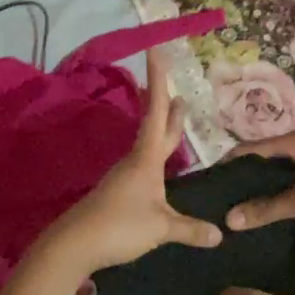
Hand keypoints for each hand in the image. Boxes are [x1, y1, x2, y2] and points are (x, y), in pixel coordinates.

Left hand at [40, 49, 223, 273]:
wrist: (75, 244)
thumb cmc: (120, 226)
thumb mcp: (161, 228)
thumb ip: (190, 230)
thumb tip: (219, 234)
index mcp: (146, 160)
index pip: (157, 114)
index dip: (160, 82)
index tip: (157, 51)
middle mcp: (134, 163)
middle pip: (153, 128)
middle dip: (166, 109)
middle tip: (178, 91)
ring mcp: (123, 178)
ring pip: (147, 149)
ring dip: (161, 134)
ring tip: (172, 124)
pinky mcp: (117, 195)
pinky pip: (142, 169)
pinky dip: (155, 160)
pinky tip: (159, 172)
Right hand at [223, 129, 294, 238]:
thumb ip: (267, 209)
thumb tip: (228, 220)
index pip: (249, 148)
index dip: (226, 166)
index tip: (206, 187)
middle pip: (259, 158)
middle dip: (238, 178)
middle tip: (217, 202)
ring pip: (272, 171)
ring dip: (255, 187)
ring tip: (233, 209)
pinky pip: (285, 179)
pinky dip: (272, 192)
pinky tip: (261, 210)